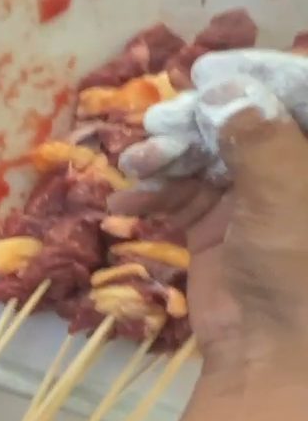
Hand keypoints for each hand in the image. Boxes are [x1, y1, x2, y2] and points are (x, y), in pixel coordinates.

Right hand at [112, 56, 307, 382]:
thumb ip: (259, 139)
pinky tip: (129, 201)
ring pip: (212, 159)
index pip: (305, 99)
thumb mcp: (288, 192)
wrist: (280, 344)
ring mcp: (265, 199)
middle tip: (159, 124)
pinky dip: (154, 196)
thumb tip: (226, 94)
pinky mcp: (224, 227)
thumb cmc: (307, 264)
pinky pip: (184, 198)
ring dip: (168, 159)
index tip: (212, 75)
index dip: (263, 83)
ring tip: (135, 164)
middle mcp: (304, 171)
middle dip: (203, 123)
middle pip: (252, 126)